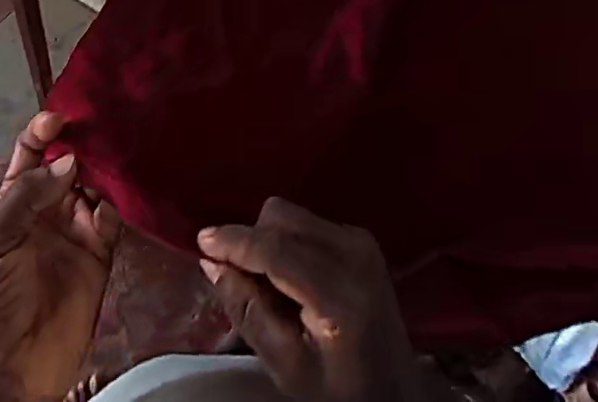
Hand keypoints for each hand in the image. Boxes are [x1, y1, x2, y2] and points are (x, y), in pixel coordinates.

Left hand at [0, 112, 122, 401]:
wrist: (15, 370)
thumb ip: (28, 196)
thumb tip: (69, 161)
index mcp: (14, 203)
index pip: (29, 156)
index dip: (42, 133)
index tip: (60, 117)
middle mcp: (46, 209)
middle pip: (66, 165)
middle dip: (79, 144)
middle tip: (101, 123)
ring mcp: (74, 230)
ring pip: (92, 185)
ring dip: (103, 168)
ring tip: (117, 148)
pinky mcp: (99, 253)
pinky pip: (112, 218)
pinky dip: (116, 202)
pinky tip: (119, 193)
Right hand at [197, 198, 441, 401]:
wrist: (396, 393)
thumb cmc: (340, 391)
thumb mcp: (288, 368)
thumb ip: (247, 312)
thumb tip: (211, 262)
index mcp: (339, 295)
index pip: (275, 249)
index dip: (234, 241)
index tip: (201, 240)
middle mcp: (354, 254)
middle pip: (280, 218)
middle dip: (251, 240)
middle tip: (240, 276)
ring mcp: (361, 241)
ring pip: (290, 214)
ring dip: (267, 238)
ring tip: (268, 281)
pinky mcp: (360, 237)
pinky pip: (305, 220)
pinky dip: (286, 239)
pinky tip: (289, 275)